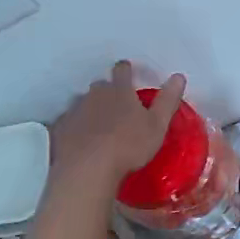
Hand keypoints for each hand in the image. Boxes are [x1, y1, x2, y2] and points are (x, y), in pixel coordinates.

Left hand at [51, 61, 185, 185]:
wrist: (89, 168)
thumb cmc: (129, 146)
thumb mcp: (157, 126)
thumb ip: (167, 101)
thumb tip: (179, 76)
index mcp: (119, 90)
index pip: (122, 70)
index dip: (126, 70)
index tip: (129, 73)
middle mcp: (94, 94)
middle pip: (100, 86)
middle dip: (108, 93)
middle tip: (117, 108)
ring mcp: (74, 110)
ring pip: (83, 103)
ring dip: (90, 110)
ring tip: (98, 128)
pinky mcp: (60, 128)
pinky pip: (68, 123)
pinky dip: (75, 128)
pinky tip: (80, 141)